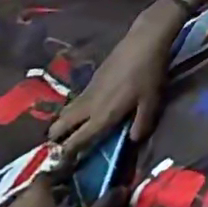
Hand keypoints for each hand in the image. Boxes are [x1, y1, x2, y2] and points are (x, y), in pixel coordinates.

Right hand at [49, 0, 183, 155]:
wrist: (143, 42)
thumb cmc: (148, 74)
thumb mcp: (151, 102)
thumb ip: (142, 124)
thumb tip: (133, 141)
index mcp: (102, 115)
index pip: (78, 139)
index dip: (67, 153)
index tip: (59, 164)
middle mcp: (89, 105)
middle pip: (62, 123)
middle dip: (56, 137)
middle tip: (56, 148)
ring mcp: (89, 89)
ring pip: (67, 110)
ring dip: (62, 122)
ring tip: (64, 132)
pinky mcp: (93, 78)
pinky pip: (77, 99)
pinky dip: (73, 109)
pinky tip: (82, 111)